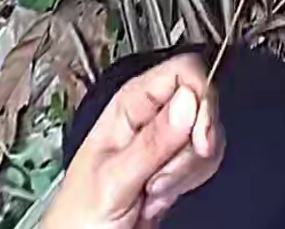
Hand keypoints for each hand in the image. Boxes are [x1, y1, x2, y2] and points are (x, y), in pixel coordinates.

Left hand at [41, 55, 222, 228]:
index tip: (200, 135)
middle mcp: (152, 112)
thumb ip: (152, 141)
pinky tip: (161, 195)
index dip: (201, 97)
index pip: (184, 70)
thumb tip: (189, 99)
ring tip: (152, 191)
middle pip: (201, 103)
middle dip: (191, 146)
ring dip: (187, 171)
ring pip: (206, 133)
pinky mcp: (176, 163)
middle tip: (161, 174)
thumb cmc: (78, 219)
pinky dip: (191, 182)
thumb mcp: (112, 181)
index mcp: (132, 101)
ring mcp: (166, 138)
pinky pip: (204, 159)